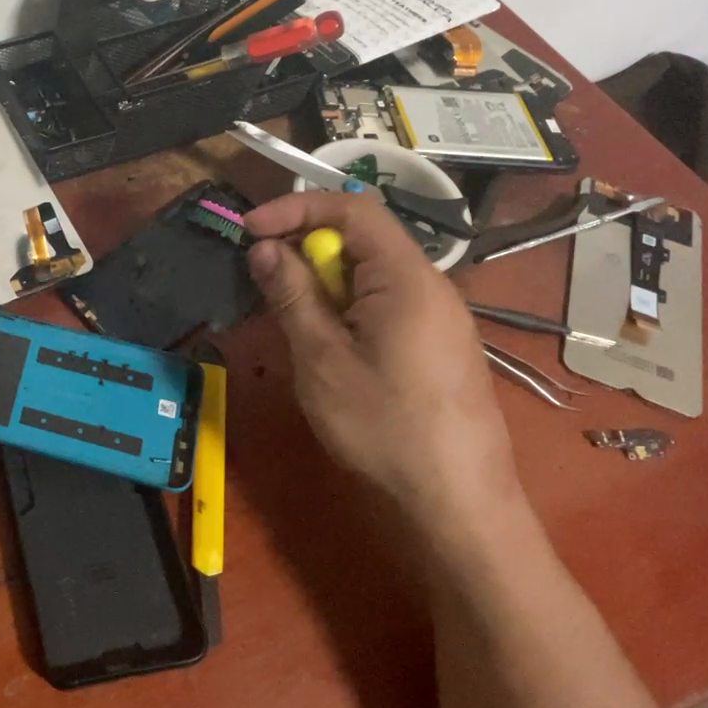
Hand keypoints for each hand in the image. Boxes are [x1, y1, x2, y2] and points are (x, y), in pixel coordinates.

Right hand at [243, 192, 521, 532]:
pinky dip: (346, 305)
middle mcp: (429, 285)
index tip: (249, 230)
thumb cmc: (384, 426)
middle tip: (263, 279)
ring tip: (290, 318)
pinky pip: (384, 301)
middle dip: (305, 247)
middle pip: (362, 238)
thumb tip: (265, 249)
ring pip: (370, 272)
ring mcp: (438, 315)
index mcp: (405, 279)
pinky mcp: (437, 343)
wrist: (458, 499)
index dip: (295, 208)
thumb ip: (293, 296)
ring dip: (322, 281)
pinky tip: (328, 345)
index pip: (352, 209)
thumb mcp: (322, 359)